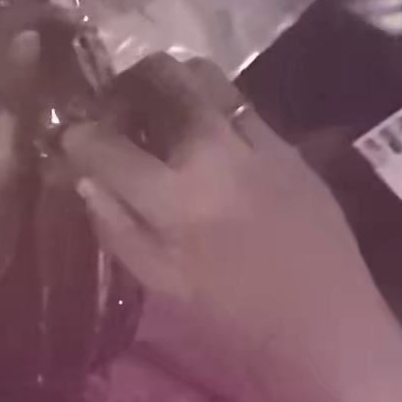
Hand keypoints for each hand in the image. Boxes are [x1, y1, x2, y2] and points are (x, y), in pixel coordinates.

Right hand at [62, 55, 390, 357]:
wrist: (329, 327)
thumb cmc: (233, 314)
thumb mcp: (158, 279)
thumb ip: (114, 222)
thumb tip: (87, 176)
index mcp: (175, 198)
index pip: (105, 145)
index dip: (77, 137)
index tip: (72, 138)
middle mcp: (214, 152)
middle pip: (158, 77)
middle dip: (123, 85)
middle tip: (116, 108)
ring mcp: (257, 140)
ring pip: (201, 74)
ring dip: (168, 84)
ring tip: (159, 111)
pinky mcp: (287, 143)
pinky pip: (238, 102)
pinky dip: (208, 106)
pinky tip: (207, 136)